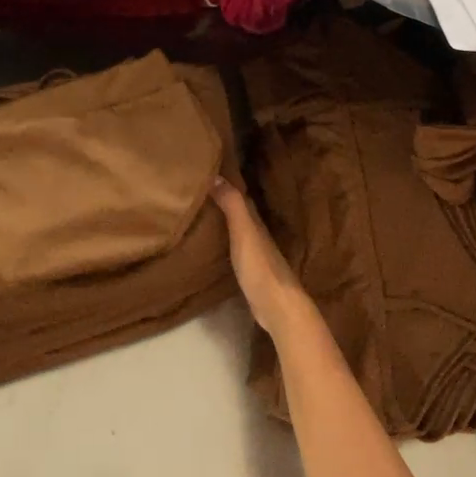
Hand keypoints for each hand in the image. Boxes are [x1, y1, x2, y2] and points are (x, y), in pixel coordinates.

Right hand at [211, 178, 315, 338]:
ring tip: (201, 212)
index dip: (227, 181)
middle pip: (239, 211)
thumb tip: (216, 174)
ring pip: (237, 229)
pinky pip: (234, 248)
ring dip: (223, 220)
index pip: (240, 195)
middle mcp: (257, 233)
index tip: (208, 169)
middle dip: (223, 199)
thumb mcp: (244, 232)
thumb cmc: (260, 266)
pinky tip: (213, 243)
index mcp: (256, 222)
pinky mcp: (250, 271)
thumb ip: (232, 205)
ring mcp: (255, 254)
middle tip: (199, 189)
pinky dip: (224, 240)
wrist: (276, 306)